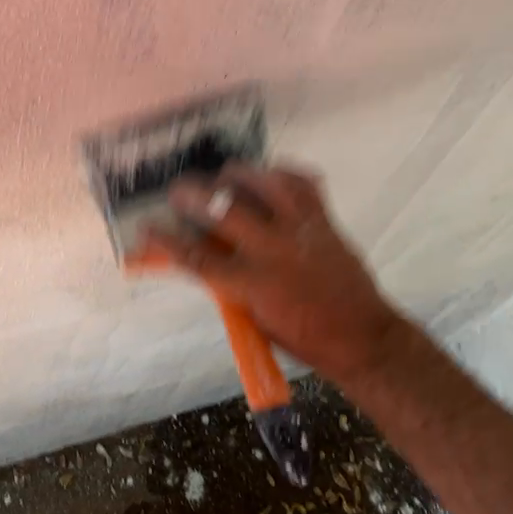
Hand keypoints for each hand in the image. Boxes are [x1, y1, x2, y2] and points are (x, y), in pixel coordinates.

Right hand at [146, 164, 402, 382]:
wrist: (365, 338)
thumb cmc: (306, 339)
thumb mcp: (257, 320)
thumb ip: (229, 286)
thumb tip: (201, 259)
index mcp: (255, 284)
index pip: (198, 257)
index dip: (168, 240)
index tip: (147, 227)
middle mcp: (276, 250)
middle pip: (224, 210)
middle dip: (194, 196)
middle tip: (178, 189)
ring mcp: (303, 230)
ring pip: (266, 184)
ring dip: (239, 175)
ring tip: (224, 175)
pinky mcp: (325, 221)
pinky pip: (303, 183)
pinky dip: (282, 174)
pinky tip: (268, 175)